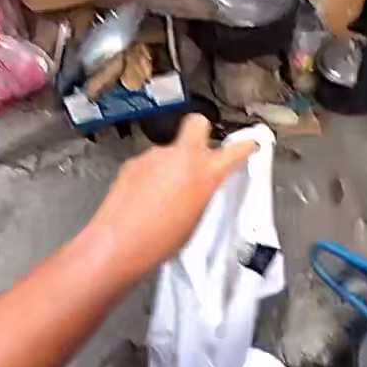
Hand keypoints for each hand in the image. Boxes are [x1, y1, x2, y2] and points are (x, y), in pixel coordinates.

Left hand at [81, 114, 257, 277]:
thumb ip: (202, 194)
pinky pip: (150, 163)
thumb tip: (201, 187)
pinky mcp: (133, 162)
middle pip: (198, 123)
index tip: (248, 146)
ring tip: (164, 196)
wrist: (118, 243)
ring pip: (170, 150)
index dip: (244, 147)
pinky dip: (152, 175)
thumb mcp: (196, 220)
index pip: (235, 150)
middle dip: (203, 132)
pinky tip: (145, 198)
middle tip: (202, 154)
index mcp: (206, 173)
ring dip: (171, 165)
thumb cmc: (160, 241)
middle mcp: (181, 156)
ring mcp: (154, 156)